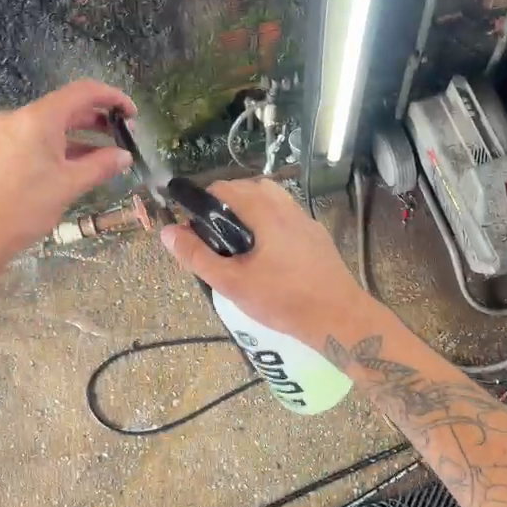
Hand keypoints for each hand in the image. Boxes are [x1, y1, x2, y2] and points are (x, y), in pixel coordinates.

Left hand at [0, 80, 135, 275]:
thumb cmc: (23, 208)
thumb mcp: (68, 186)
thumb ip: (100, 166)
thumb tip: (124, 156)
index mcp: (38, 118)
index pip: (83, 92)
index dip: (112, 97)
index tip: (132, 114)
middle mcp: (19, 118)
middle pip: (66, 107)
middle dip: (97, 120)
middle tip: (123, 136)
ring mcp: (4, 134)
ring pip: (50, 126)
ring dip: (79, 136)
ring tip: (103, 156)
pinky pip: (34, 139)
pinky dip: (58, 147)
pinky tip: (73, 167)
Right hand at [157, 177, 375, 345]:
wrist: (338, 318)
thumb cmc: (283, 300)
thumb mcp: (232, 283)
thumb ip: (197, 256)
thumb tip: (168, 232)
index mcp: (265, 211)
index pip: (224, 188)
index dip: (202, 203)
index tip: (193, 228)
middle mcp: (287, 207)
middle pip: (248, 189)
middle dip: (225, 206)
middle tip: (212, 238)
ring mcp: (305, 220)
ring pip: (270, 200)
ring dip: (249, 212)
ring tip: (237, 244)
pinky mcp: (317, 236)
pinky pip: (286, 217)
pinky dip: (269, 223)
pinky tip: (265, 254)